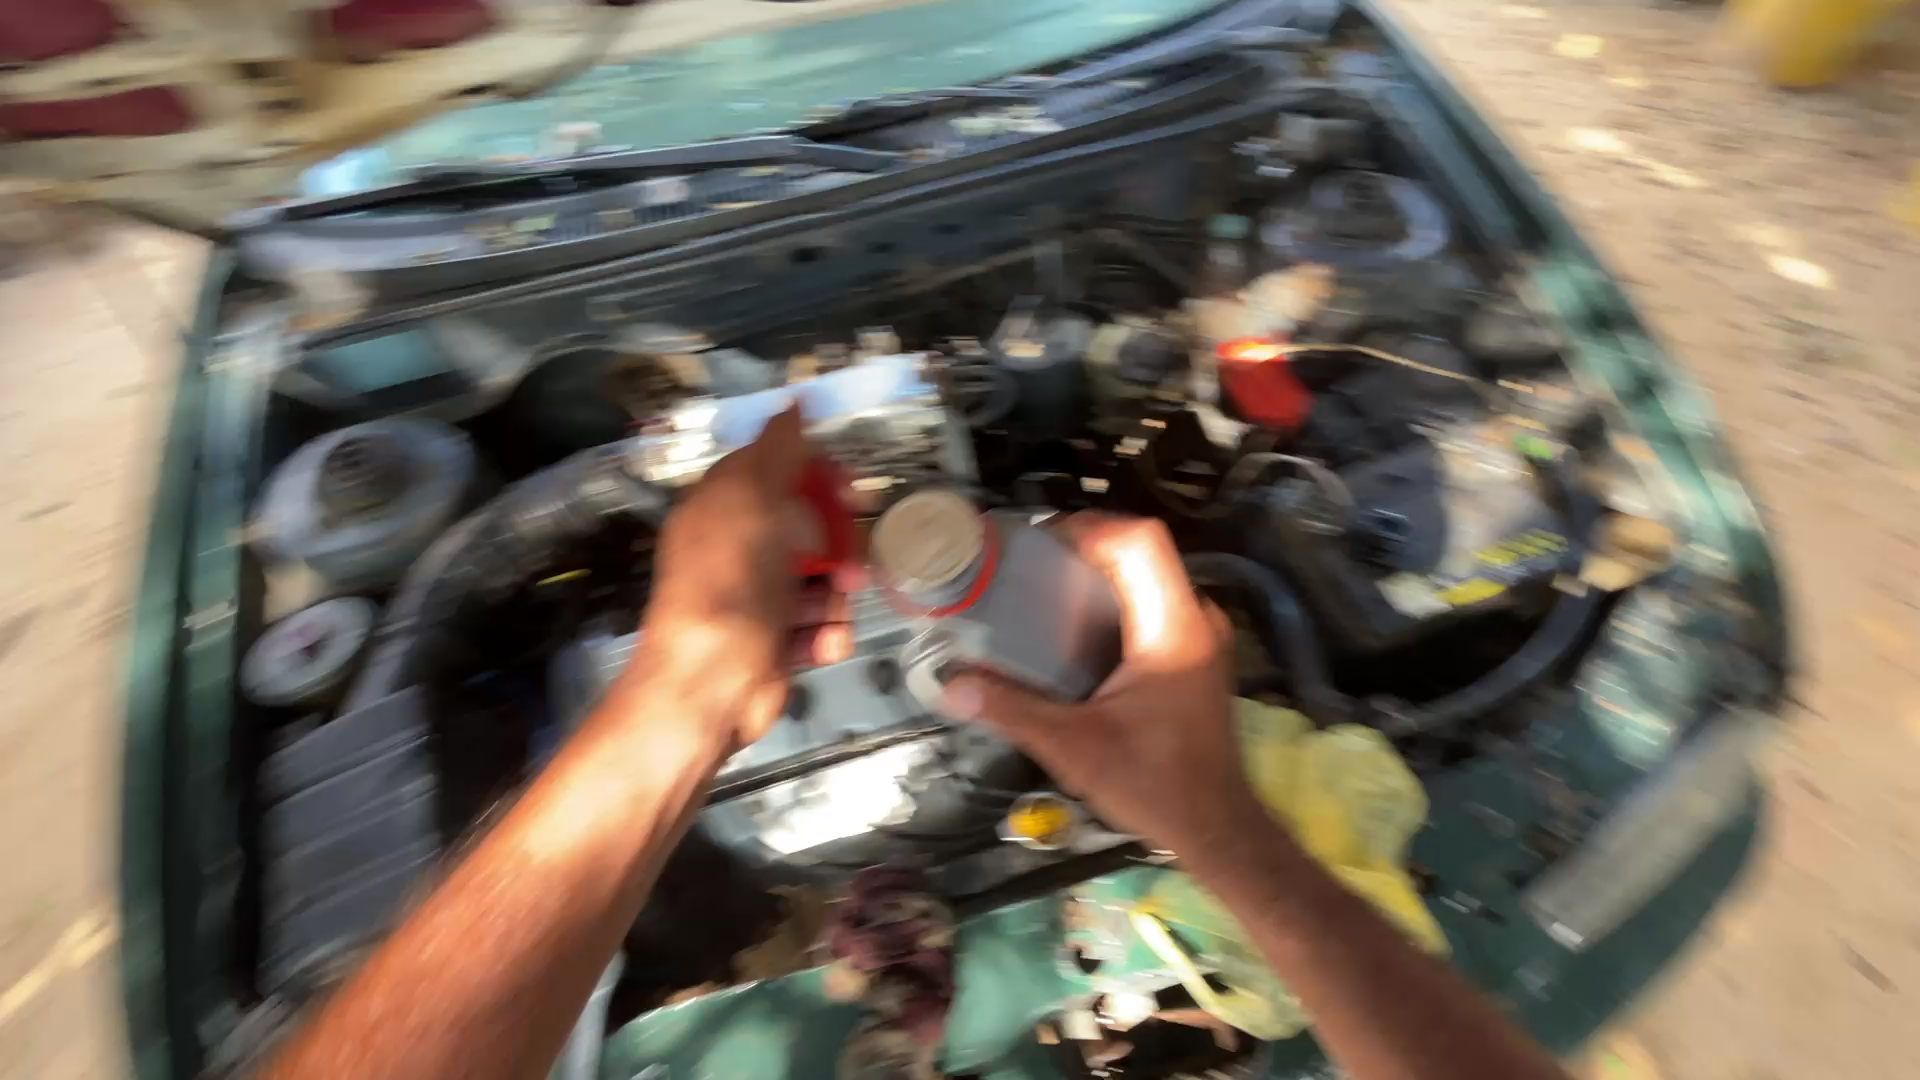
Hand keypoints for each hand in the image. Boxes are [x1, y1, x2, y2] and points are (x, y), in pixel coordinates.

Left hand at [627, 407, 855, 747]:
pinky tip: (822, 645)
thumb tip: (794, 402)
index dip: (818, 476)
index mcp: (725, 509)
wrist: (711, 687)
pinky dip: (827, 633)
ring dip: (836, 599)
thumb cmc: (731, 586)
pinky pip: (820, 621)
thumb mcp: (753, 504)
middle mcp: (742, 547)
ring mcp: (761, 595)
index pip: (779, 471)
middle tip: (853, 567)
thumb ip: (777, 453)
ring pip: (824, 577)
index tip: (850, 491)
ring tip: (832, 616)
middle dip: (840, 548)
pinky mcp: (778, 637)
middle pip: (811, 528)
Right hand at [942, 514, 1269, 854]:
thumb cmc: (1155, 785)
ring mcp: (1200, 631)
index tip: (1037, 539)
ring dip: (1099, 566)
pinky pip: (1153, 596)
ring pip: (1150, 570)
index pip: (1141, 542)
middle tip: (1028, 560)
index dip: (1090, 526)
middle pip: (1143, 548)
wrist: (1215, 828)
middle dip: (1085, 542)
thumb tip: (949, 685)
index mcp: (1172, 628)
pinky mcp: (1193, 649)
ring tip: (1043, 583)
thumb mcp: (1074, 748)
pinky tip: (1074, 622)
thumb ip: (1011, 710)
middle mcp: (1194, 617)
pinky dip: (1114, 593)